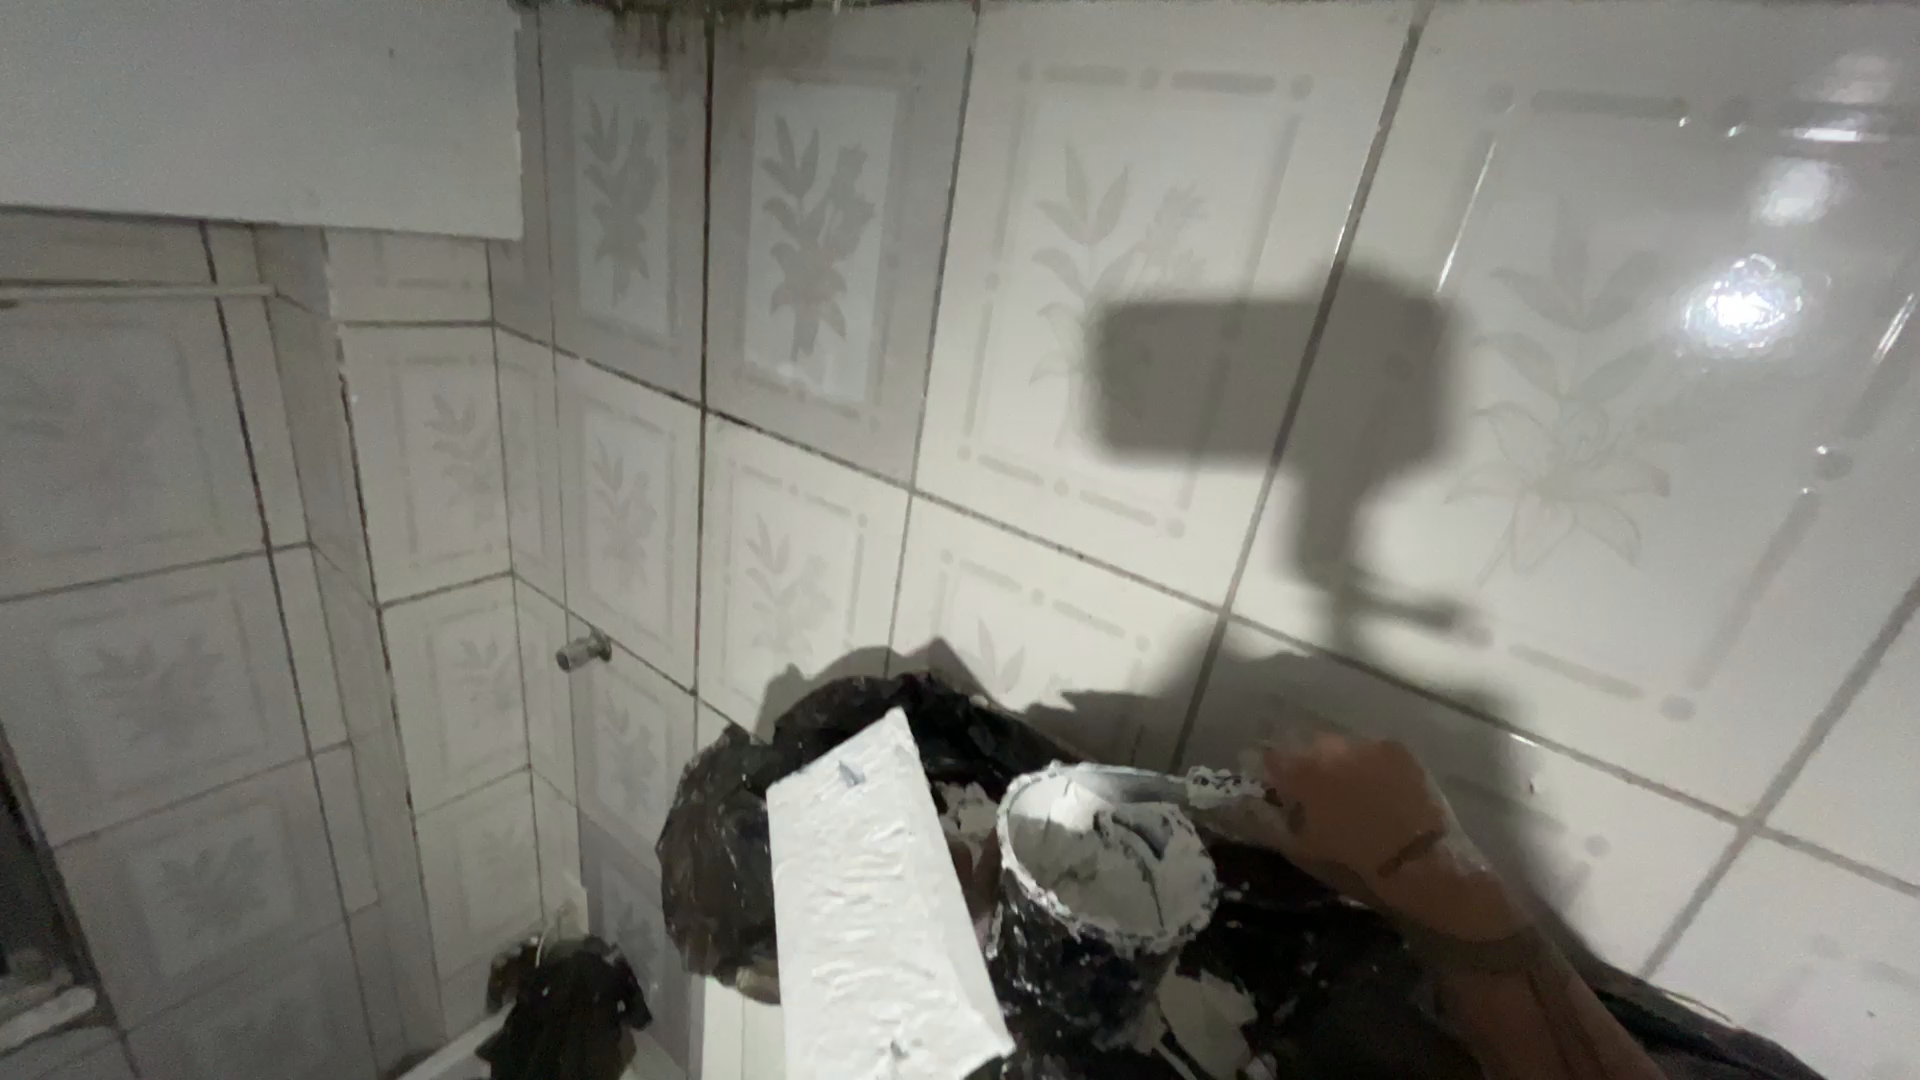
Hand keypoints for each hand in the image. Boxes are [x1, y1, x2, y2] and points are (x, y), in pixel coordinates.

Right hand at [1227, 733, 1530, 943]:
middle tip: (1307, 790)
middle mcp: (1326, 746)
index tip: (1264, 784)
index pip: (1262, 752)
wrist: (1429, 872)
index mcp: (1296, 770)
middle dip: (1297, 761)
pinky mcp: (1397, 749)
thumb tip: (1233, 798)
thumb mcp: (1298, 849)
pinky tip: (1375, 788)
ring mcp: (1364, 744)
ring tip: (1344, 789)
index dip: (1260, 767)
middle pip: (1298, 743)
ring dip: (1331, 760)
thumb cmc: (1355, 866)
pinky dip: (1364, 764)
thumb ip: (1260, 818)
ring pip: (1334, 745)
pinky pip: (1368, 749)